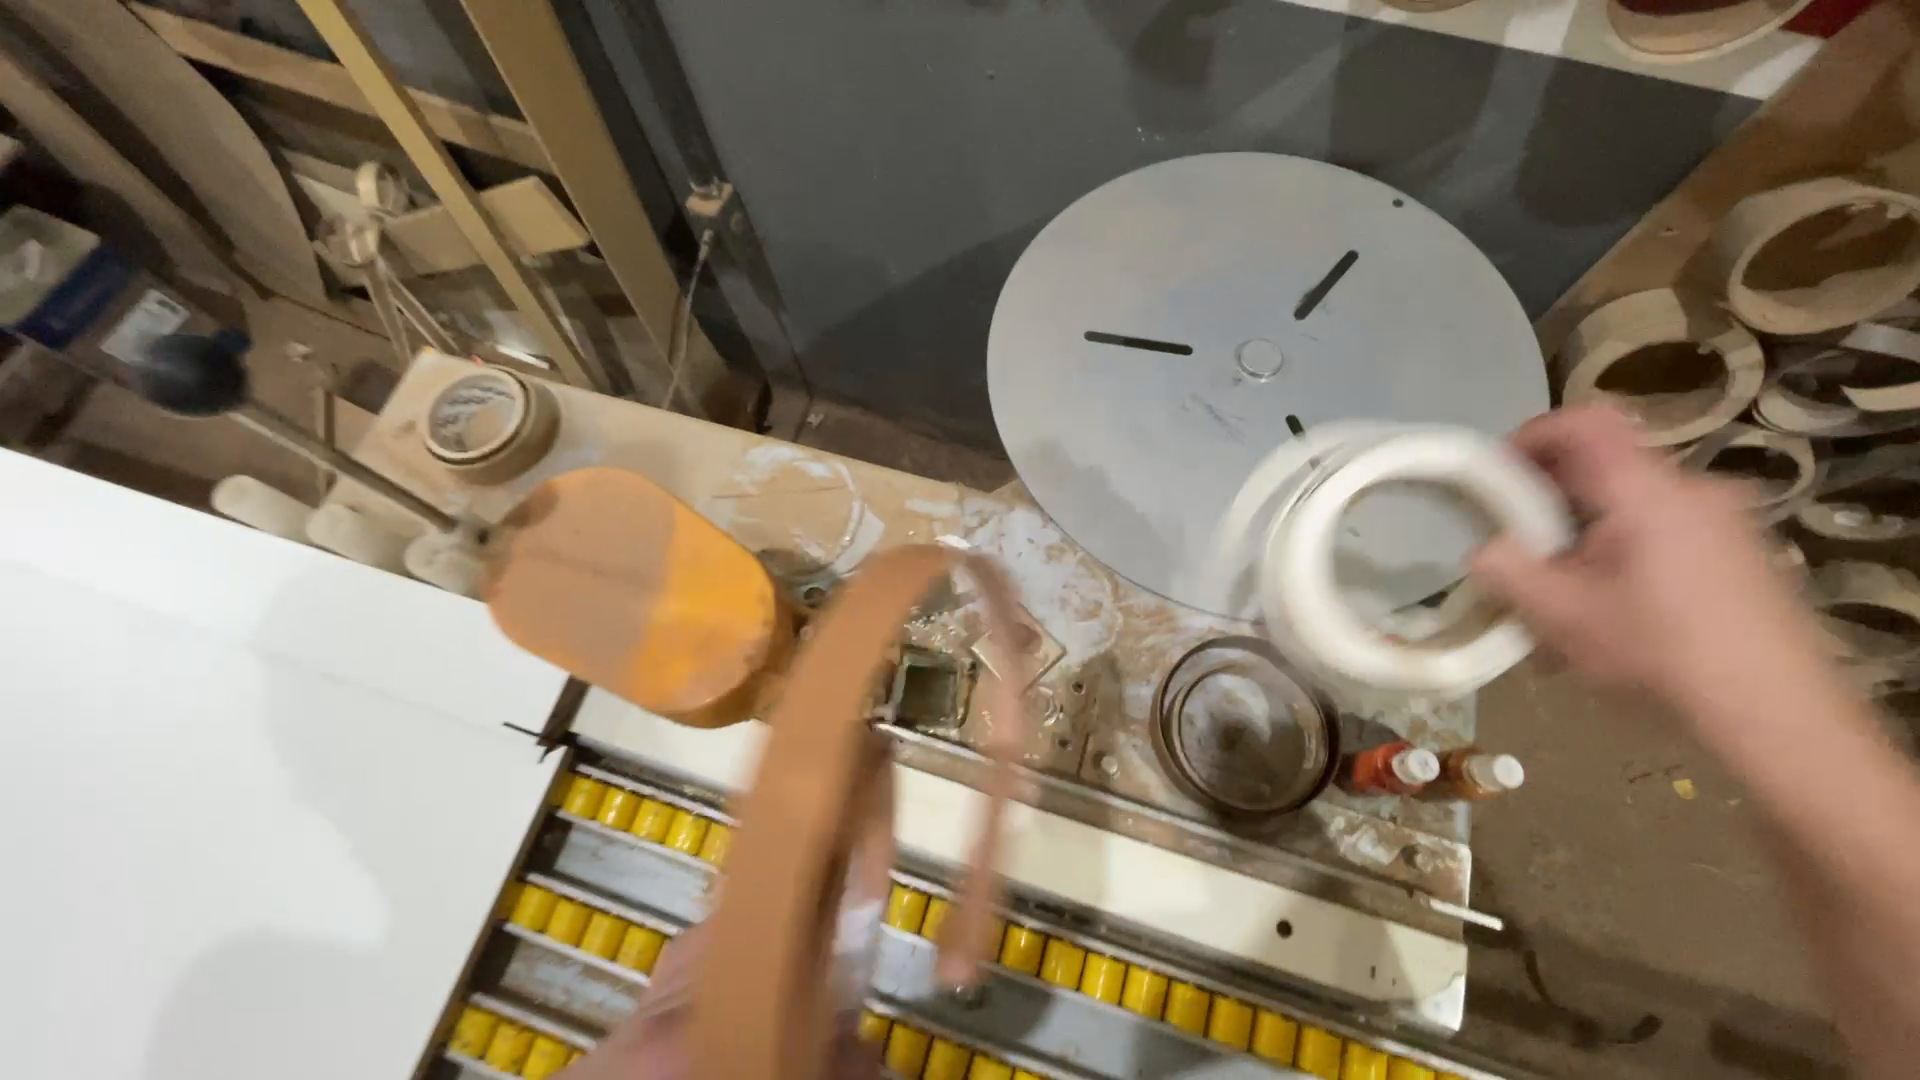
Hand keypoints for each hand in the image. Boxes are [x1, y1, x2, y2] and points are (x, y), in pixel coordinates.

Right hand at [1472, 406, 1835, 716]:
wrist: (1775, 711)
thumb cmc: (1659, 651)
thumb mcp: (1559, 614)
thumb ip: (1506, 570)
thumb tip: (1484, 549)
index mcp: (1647, 492)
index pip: (1586, 422)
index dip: (1533, 433)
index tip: (1498, 474)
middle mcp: (1692, 492)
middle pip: (1604, 468)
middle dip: (1548, 501)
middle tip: (1517, 548)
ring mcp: (1725, 522)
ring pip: (1629, 506)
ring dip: (1581, 535)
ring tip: (1558, 594)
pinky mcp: (1740, 553)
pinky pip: (1661, 532)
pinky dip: (1618, 554)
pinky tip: (1606, 611)